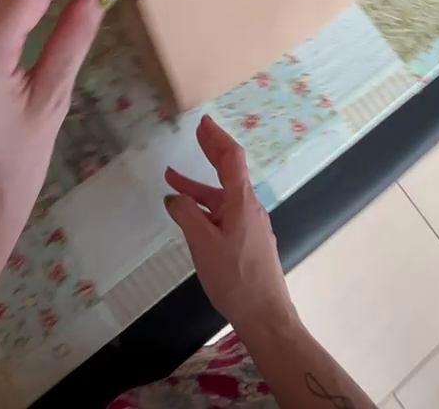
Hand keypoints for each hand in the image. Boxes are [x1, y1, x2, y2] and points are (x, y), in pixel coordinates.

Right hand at [163, 115, 296, 331]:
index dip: (217, 138)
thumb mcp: (204, 245)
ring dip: (199, 185)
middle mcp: (249, 207)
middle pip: (230, 171)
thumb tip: (173, 197)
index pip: (232, 158)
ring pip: (223, 196)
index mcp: (241, 201)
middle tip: (197, 132)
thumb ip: (187, 216)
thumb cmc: (235, 278)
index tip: (204, 123)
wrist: (266, 316)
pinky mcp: (248, 241)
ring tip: (172, 179)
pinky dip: (206, 206)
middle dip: (212, 150)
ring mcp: (250, 224)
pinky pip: (224, 213)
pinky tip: (190, 215)